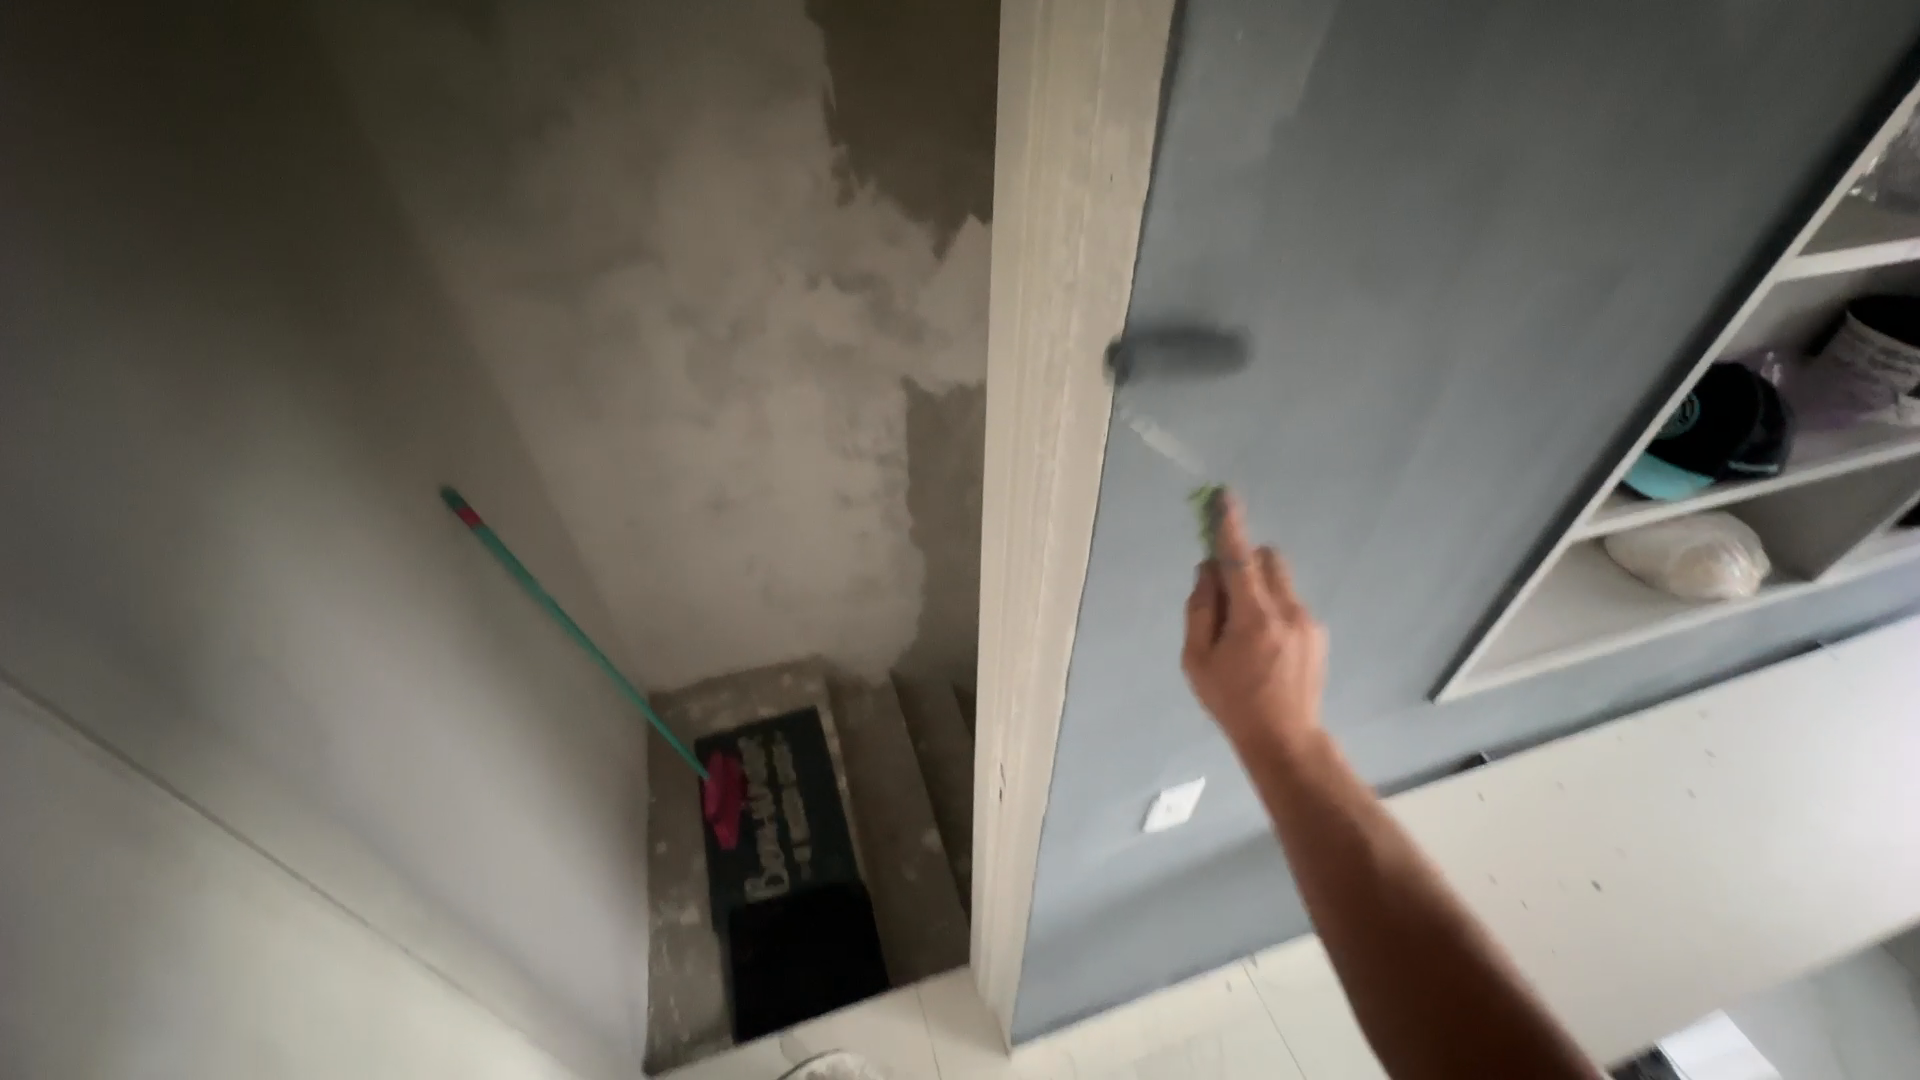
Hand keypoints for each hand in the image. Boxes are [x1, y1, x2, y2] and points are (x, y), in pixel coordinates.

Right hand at [1181, 493, 1327, 749]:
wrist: (1284, 737)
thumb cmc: (1231, 700)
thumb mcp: (1197, 659)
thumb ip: (1200, 609)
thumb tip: (1208, 571)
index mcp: (1253, 619)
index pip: (1239, 559)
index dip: (1229, 527)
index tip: (1223, 497)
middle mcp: (1287, 611)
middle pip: (1267, 558)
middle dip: (1244, 561)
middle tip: (1224, 590)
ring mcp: (1308, 621)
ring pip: (1279, 579)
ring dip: (1257, 586)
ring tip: (1243, 629)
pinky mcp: (1318, 632)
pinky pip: (1289, 601)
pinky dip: (1270, 606)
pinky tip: (1262, 646)